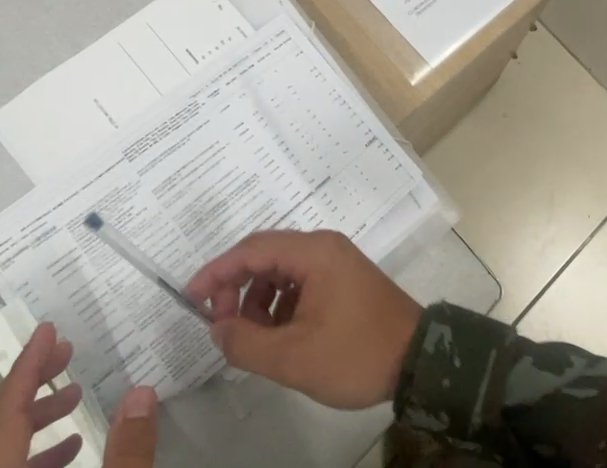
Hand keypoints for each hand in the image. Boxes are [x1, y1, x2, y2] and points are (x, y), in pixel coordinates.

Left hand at [0, 323, 157, 467]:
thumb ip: (128, 454)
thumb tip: (142, 393)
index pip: (4, 416)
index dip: (27, 370)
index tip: (49, 330)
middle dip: (26, 385)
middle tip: (66, 353)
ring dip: (30, 417)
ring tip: (74, 395)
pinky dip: (28, 451)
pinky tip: (72, 446)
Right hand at [186, 230, 423, 409]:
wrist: (416, 360)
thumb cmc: (355, 354)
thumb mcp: (292, 357)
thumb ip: (245, 342)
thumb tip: (218, 328)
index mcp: (314, 252)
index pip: (252, 249)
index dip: (216, 272)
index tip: (190, 299)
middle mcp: (325, 247)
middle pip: (266, 254)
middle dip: (236, 286)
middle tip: (221, 325)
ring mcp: (337, 262)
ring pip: (281, 271)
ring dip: (258, 299)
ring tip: (251, 339)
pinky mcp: (344, 280)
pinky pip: (300, 283)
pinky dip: (280, 305)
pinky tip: (277, 336)